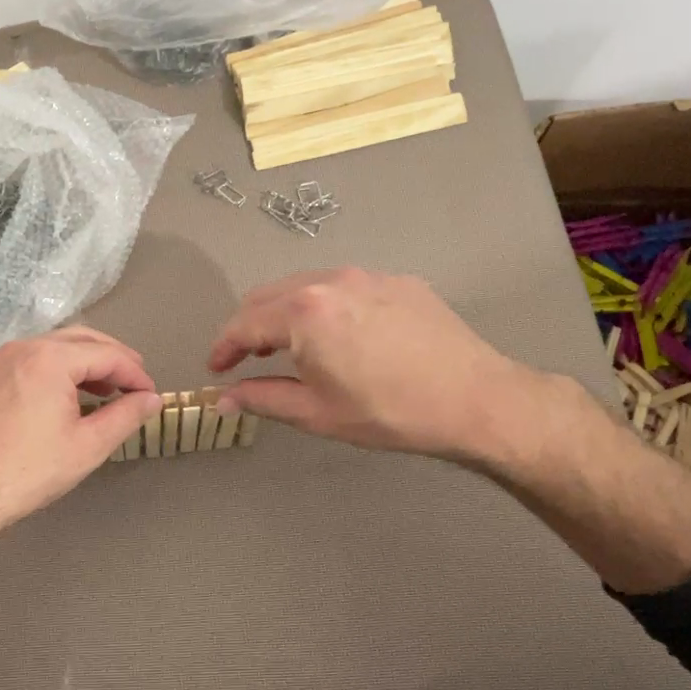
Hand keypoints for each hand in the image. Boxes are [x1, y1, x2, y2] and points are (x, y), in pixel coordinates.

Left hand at [0, 327, 161, 544]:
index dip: (134, 373)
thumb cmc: (31, 472)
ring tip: (104, 391)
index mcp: (49, 359)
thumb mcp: (89, 445)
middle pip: (79, 339)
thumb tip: (152, 399)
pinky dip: (54, 370)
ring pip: (51, 348)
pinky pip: (28, 362)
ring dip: (82, 363)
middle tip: (133, 382)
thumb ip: (126, 416)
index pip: (106, 354)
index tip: (150, 394)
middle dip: (111, 358)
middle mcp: (21, 349)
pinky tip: (64, 397)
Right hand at [207, 268, 542, 462]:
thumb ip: (261, 399)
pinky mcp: (397, 281)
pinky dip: (321, 306)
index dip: (222, 348)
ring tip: (286, 347)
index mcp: (303, 313)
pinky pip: (341, 287)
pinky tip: (335, 336)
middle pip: (267, 296)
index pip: (243, 324)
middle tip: (244, 360)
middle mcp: (329, 281)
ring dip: (282, 313)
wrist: (476, 399)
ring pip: (303, 286)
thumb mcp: (315, 413)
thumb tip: (222, 399)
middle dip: (247, 326)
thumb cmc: (388, 413)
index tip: (215, 370)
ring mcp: (367, 276)